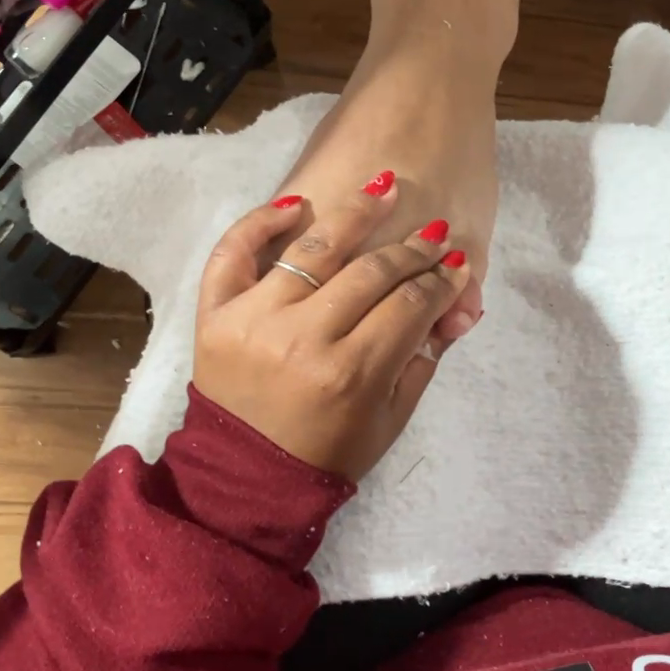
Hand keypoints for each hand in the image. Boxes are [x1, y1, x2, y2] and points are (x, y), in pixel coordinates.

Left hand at [192, 173, 469, 481]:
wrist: (247, 481)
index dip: (440, 280)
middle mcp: (303, 338)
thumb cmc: (329, 454)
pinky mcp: (214, 315)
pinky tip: (296, 205)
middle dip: (412, 250)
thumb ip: (424, 357)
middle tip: (432, 234)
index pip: (410, 303)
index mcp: (352, 373)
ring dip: (356, 214)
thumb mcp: (392, 418)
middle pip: (371, 271)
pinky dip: (260, 222)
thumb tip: (455, 302)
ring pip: (314, 248)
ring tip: (383, 190)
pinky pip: (233, 253)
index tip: (454, 265)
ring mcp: (253, 320)